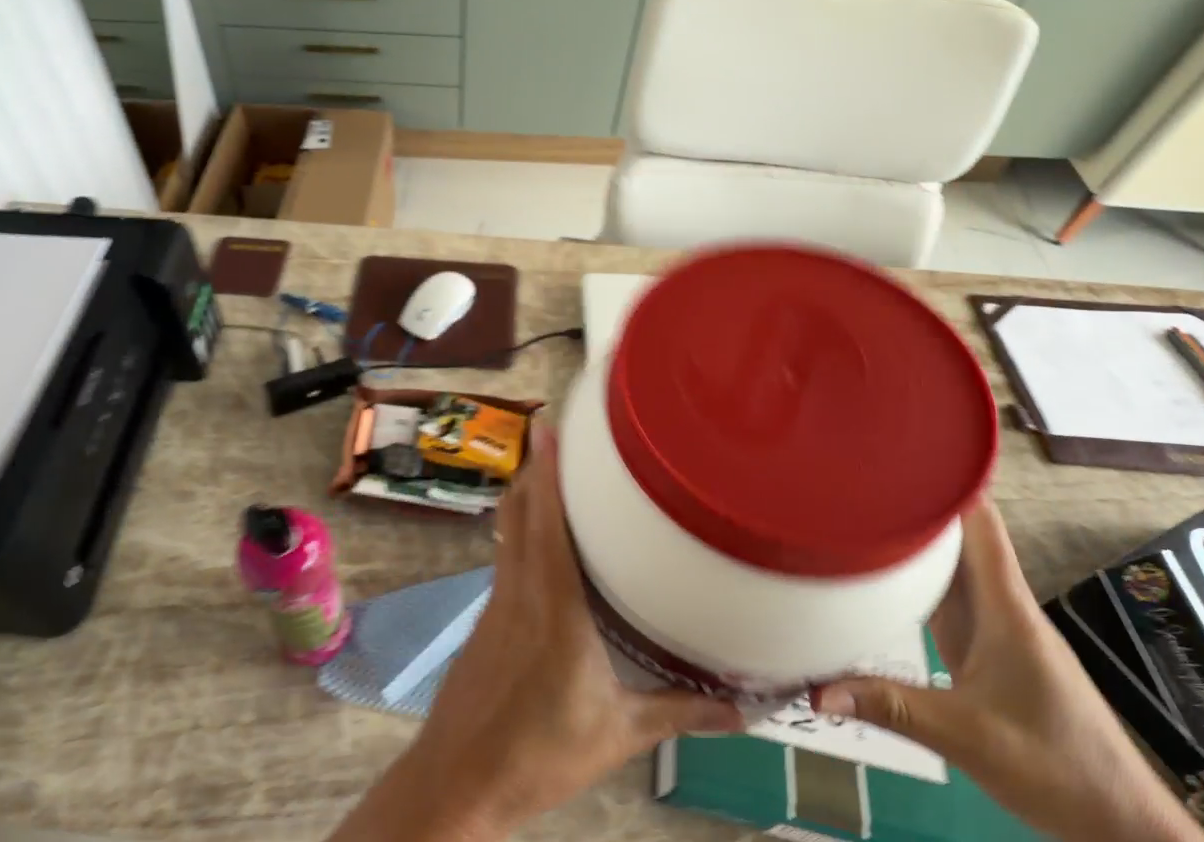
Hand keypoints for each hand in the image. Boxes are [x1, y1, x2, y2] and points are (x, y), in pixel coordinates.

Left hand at [328, 423, 742, 841]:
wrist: (460, 778)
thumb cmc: (539, 751)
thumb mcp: (619, 733)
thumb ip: (680, 711)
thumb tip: (743, 710)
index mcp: (554, 605)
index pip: (545, 520)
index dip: (546, 469)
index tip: (548, 425)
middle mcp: (519, 590)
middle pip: (519, 511)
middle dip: (536, 469)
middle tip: (563, 436)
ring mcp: (497, 603)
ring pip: (508, 532)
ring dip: (527, 498)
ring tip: (557, 476)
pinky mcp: (487, 620)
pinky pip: (506, 559)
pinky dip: (522, 533)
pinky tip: (546, 545)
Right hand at [815, 500, 1203, 841]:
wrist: (1117, 821)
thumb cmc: (1059, 768)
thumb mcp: (968, 738)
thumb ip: (889, 706)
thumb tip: (812, 690)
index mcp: (1007, 610)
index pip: (980, 525)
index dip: (948, 480)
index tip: (903, 446)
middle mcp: (1001, 608)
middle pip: (960, 535)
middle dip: (916, 499)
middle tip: (859, 472)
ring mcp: (995, 630)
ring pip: (951, 565)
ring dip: (912, 536)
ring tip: (860, 507)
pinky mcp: (985, 652)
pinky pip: (944, 598)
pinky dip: (912, 577)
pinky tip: (879, 572)